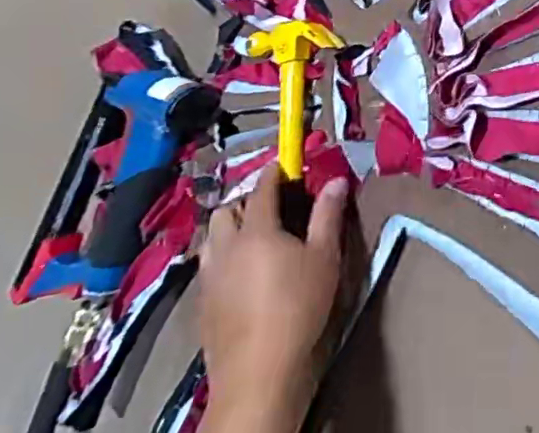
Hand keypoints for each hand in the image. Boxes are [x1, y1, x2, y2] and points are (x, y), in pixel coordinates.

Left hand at [198, 169, 347, 431]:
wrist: (258, 373)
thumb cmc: (298, 307)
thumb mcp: (325, 257)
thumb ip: (328, 215)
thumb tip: (336, 180)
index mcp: (257, 231)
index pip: (262, 188)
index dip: (275, 172)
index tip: (288, 165)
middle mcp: (226, 247)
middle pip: (228, 209)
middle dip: (248, 200)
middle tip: (274, 206)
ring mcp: (209, 276)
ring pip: (212, 237)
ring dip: (231, 228)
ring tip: (255, 237)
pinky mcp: (202, 303)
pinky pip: (208, 264)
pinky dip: (223, 255)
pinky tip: (242, 272)